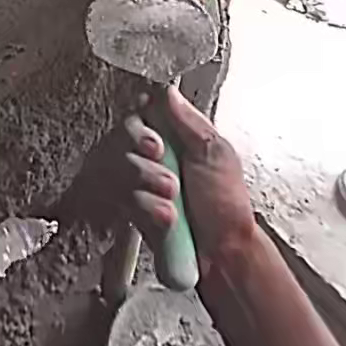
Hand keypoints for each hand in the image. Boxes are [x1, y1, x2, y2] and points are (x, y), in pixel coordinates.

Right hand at [119, 86, 257, 268]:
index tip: (155, 145)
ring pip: (120, 169)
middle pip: (123, 139)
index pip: (143, 114)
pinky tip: (165, 220)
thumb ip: (189, 122)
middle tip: (169, 180)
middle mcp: (155, 154)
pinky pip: (120, 197)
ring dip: (148, 189)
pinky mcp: (131, 205)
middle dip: (145, 163)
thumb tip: (167, 91)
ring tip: (173, 205)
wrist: (220, 255)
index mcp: (178, 136)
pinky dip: (144, 209)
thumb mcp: (216, 155)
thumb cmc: (225, 204)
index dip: (142, 127)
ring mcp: (141, 180)